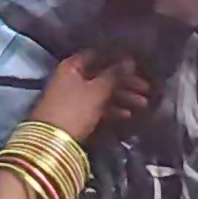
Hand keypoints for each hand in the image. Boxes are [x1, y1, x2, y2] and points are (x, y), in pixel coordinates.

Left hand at [30, 51, 152, 142]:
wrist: (52, 142)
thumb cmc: (74, 109)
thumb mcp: (96, 91)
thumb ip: (114, 75)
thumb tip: (130, 60)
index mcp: (72, 66)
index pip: (98, 55)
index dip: (117, 59)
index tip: (137, 64)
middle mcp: (72, 77)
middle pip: (102, 75)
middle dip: (125, 82)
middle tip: (146, 89)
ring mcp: (73, 96)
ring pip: (101, 92)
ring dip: (122, 97)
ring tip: (143, 104)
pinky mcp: (76, 114)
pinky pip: (97, 106)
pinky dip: (112, 109)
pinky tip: (127, 115)